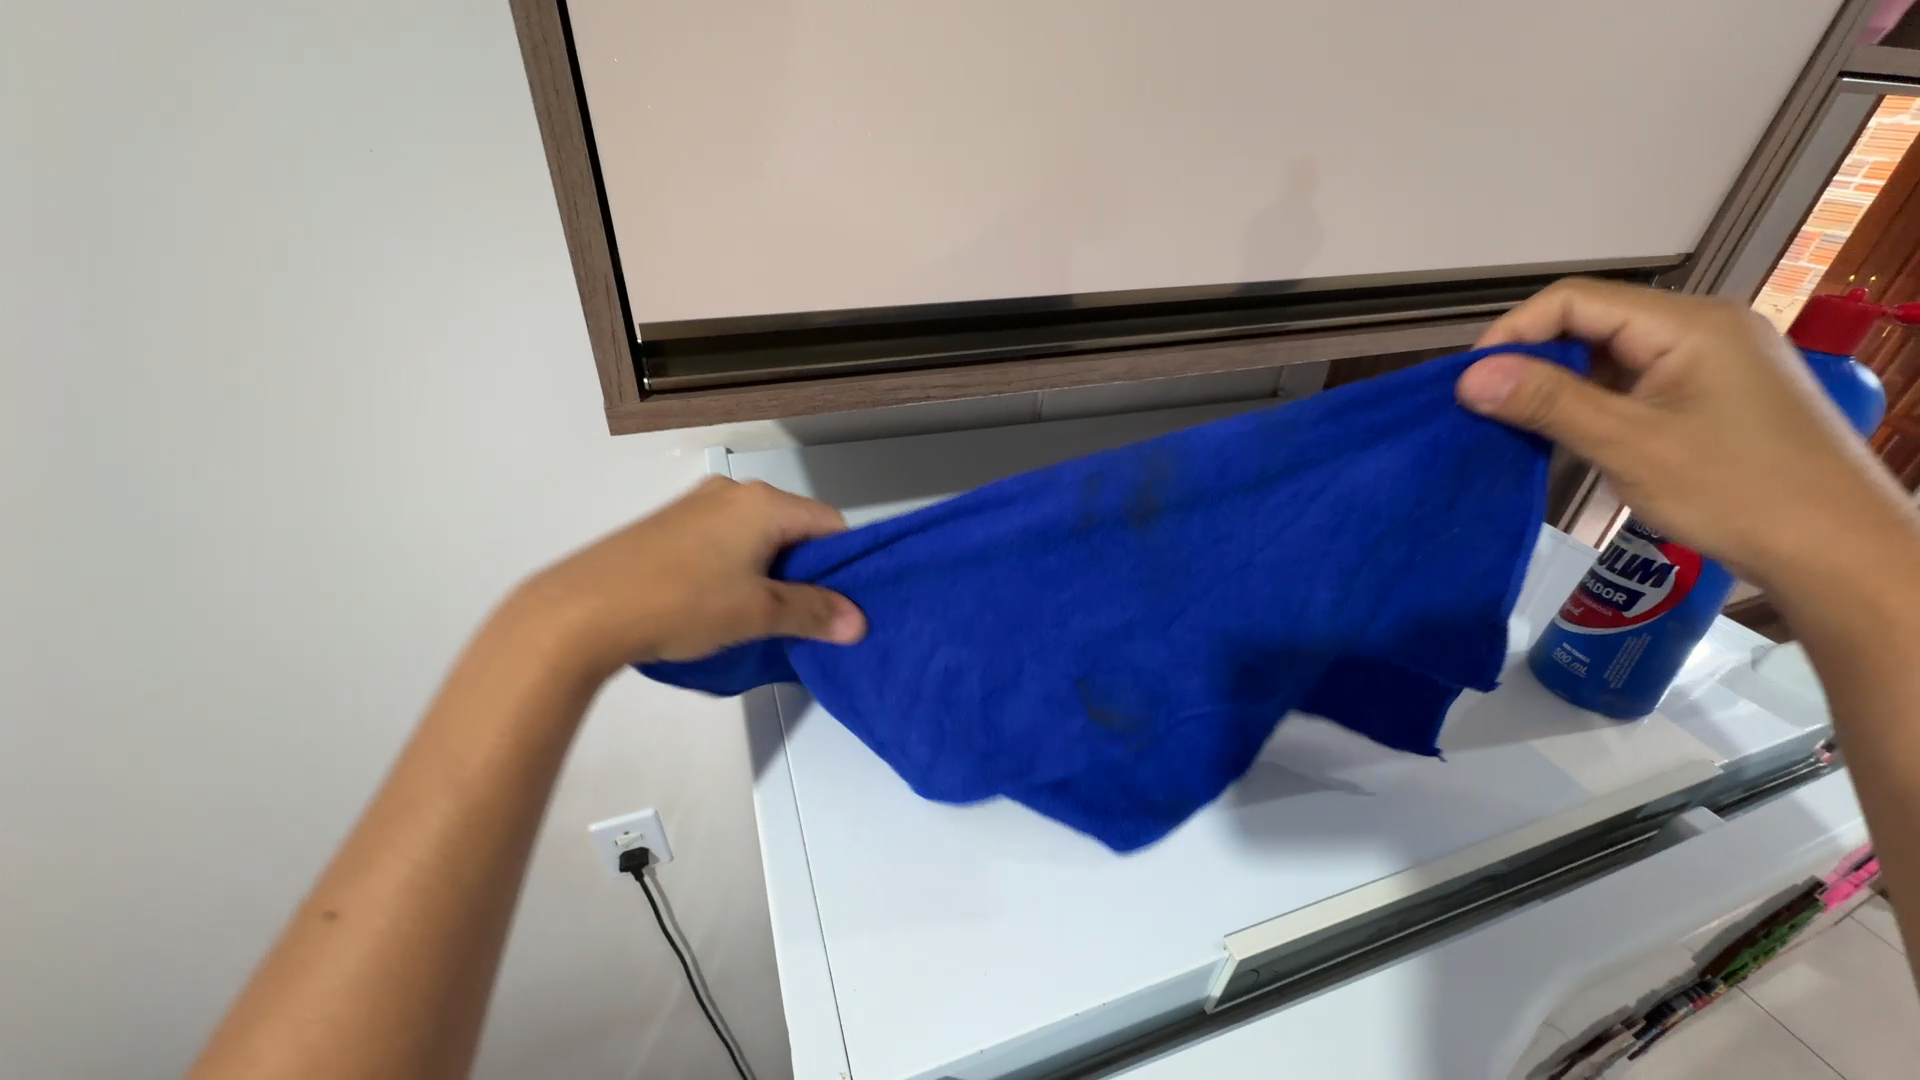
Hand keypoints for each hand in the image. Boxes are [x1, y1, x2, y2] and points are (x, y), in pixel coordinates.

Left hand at [511, 477, 866, 677]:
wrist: (580, 610)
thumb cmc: (680, 603)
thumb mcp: (756, 612)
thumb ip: (812, 612)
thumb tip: (859, 623)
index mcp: (763, 502)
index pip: (830, 523)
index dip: (843, 565)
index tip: (838, 605)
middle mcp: (733, 491)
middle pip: (795, 528)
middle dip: (806, 571)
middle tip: (803, 617)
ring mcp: (697, 505)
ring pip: (759, 536)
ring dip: (770, 572)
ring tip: (759, 616)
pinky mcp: (670, 525)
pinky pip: (726, 540)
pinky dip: (738, 567)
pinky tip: (720, 602)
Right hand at [1454, 278, 1915, 589]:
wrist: (1834, 547)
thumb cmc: (1733, 490)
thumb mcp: (1626, 444)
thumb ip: (1546, 402)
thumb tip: (1467, 377)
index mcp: (1688, 324)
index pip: (1574, 300)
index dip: (1512, 333)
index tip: (1470, 382)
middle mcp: (1702, 326)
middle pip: (1591, 320)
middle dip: (1530, 356)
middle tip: (1485, 404)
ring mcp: (1710, 358)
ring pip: (1608, 350)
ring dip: (1556, 380)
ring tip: (1516, 420)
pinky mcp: (1711, 390)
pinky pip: (1631, 377)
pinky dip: (1588, 397)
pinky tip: (1565, 429)